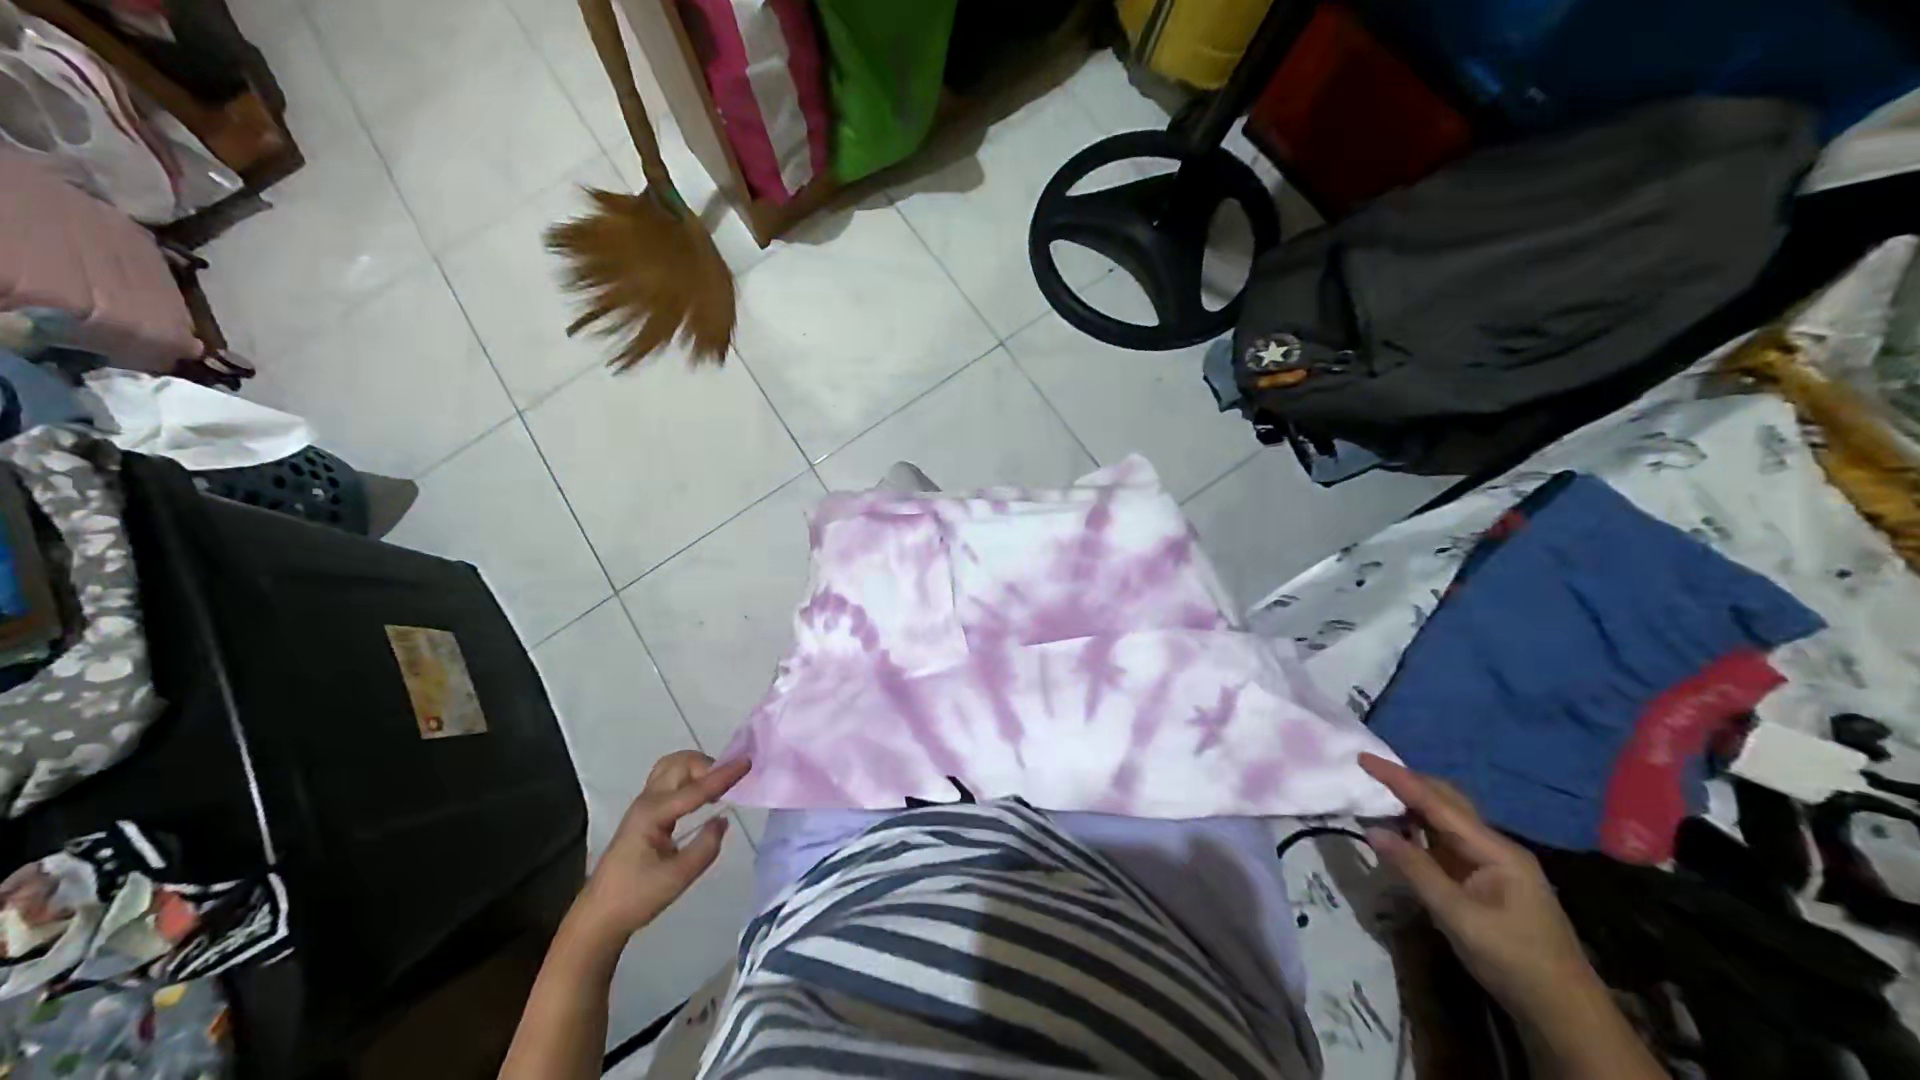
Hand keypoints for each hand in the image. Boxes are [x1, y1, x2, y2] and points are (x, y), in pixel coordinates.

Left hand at [574, 752, 749, 941]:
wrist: (600, 915)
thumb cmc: (636, 898)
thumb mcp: (677, 878)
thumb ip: (705, 847)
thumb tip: (722, 820)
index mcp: (654, 815)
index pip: (696, 789)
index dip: (724, 775)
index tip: (748, 762)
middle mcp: (647, 802)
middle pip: (679, 764)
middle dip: (707, 765)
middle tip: (728, 785)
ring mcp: (643, 805)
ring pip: (672, 767)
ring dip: (697, 768)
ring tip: (717, 788)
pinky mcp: (645, 812)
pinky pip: (669, 779)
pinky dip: (689, 777)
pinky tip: (702, 797)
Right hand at [1358, 753, 1597, 1014]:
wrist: (1564, 1011)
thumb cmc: (1514, 960)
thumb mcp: (1458, 917)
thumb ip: (1415, 870)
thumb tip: (1372, 831)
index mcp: (1496, 850)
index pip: (1438, 804)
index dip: (1399, 779)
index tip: (1364, 758)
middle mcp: (1495, 848)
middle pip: (1447, 802)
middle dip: (1409, 783)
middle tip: (1367, 771)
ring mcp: (1491, 864)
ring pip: (1447, 820)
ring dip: (1412, 804)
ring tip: (1375, 794)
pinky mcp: (1484, 881)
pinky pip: (1446, 842)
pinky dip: (1419, 828)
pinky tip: (1400, 829)